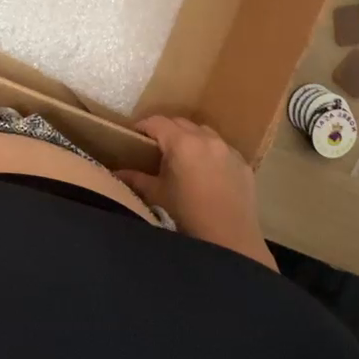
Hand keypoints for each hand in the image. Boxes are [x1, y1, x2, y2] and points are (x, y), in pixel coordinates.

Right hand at [118, 117, 275, 269]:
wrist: (229, 237)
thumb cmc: (187, 214)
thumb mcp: (157, 195)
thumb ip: (136, 179)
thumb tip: (117, 173)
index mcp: (182, 143)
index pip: (157, 122)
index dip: (142, 126)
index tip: (133, 135)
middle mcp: (207, 139)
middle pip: (181, 123)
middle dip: (166, 130)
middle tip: (154, 147)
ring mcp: (228, 149)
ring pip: (204, 132)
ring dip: (189, 137)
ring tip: (181, 156)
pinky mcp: (242, 163)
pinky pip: (222, 148)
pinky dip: (209, 152)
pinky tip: (206, 171)